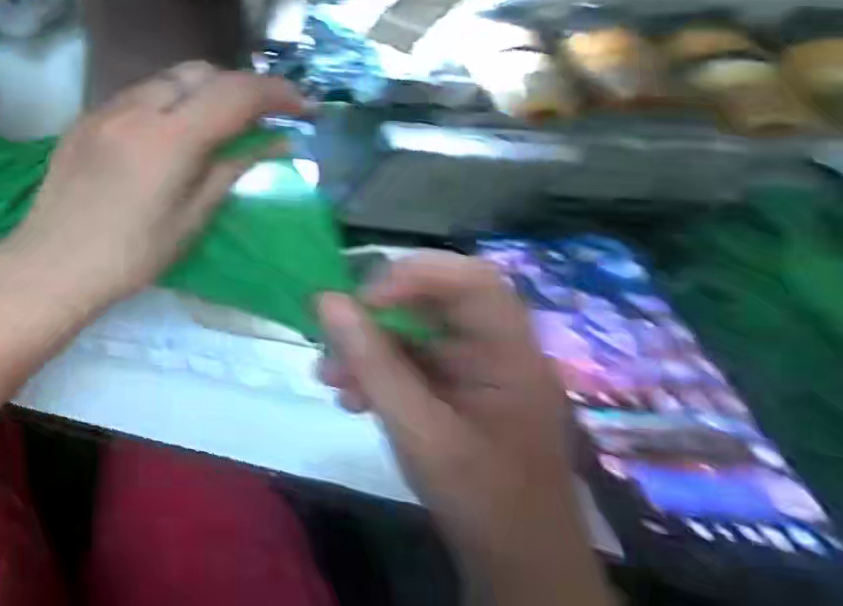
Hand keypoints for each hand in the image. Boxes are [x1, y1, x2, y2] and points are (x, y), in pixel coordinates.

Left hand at [0, 63, 303, 320]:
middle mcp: (133, 110)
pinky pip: (130, 96)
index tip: (300, 107)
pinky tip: (164, 132)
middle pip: (196, 73)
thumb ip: (232, 168)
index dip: (275, 93)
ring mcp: (101, 111)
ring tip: (211, 123)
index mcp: (167, 137)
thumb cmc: (129, 255)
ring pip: (161, 80)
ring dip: (195, 91)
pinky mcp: (81, 121)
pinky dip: (159, 102)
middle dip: (234, 87)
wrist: (52, 262)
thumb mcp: (191, 218)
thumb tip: (274, 140)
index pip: (234, 92)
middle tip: (255, 116)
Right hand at [316, 253, 612, 604]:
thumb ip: (371, 360)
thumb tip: (324, 297)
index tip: (362, 302)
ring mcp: (474, 371)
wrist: (518, 566)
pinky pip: (405, 357)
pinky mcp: (453, 389)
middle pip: (430, 298)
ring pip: (409, 327)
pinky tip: (346, 394)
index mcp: (509, 356)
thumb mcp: (417, 427)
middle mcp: (495, 352)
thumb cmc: (479, 495)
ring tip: (329, 375)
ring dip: (361, 343)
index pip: (470, 279)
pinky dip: (369, 367)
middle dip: (372, 311)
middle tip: (331, 329)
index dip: (412, 274)